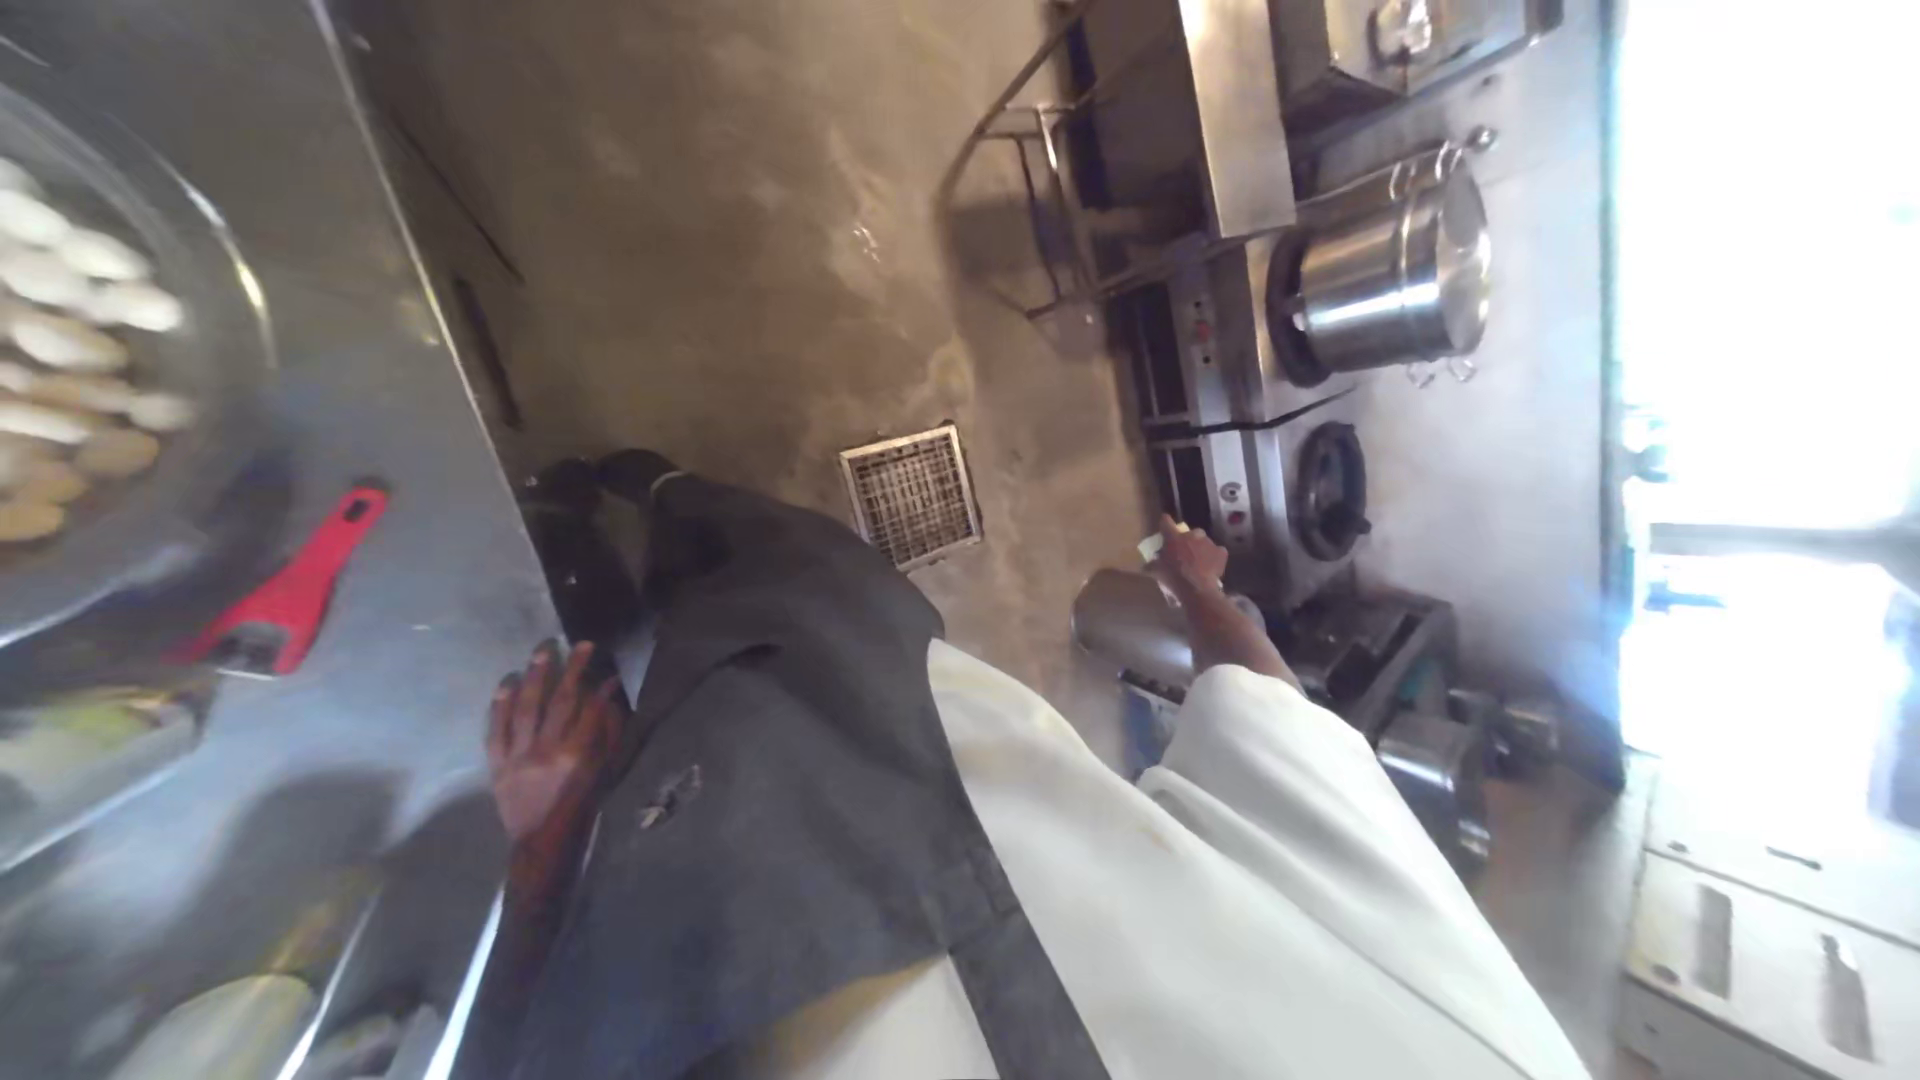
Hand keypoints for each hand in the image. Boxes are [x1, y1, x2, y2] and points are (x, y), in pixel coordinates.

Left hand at [487, 641, 624, 848]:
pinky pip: (496, 730)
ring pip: (527, 710)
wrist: (541, 838)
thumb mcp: (604, 769)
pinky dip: (500, 706)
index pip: (592, 710)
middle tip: (580, 646)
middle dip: (572, 670)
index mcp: (578, 755)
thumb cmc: (581, 802)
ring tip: (542, 653)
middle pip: (561, 702)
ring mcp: (519, 757)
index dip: (603, 688)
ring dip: (535, 678)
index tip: (610, 670)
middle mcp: (547, 751)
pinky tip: (506, 684)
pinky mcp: (498, 764)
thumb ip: (607, 733)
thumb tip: (609, 698)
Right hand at [1151, 514, 1227, 594]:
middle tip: (1184, 552)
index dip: (1164, 522)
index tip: (1164, 525)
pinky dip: (1214, 556)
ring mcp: (1208, 542)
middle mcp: (1191, 535)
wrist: (1197, 589)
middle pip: (1190, 532)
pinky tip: (1211, 565)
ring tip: (1199, 562)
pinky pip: (1217, 551)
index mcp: (1173, 537)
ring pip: (1204, 542)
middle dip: (1187, 540)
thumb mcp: (1156, 572)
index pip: (1166, 521)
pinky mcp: (1221, 552)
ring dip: (1201, 548)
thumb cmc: (1173, 577)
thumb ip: (1152, 565)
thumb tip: (1146, 566)